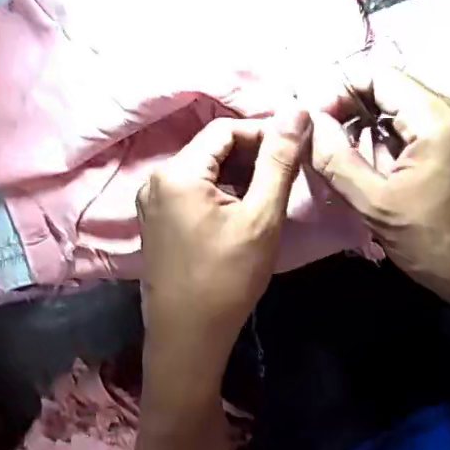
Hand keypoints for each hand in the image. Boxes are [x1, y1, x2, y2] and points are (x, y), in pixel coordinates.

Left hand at [136, 111, 310, 391]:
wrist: (188, 338)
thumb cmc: (229, 278)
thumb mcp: (262, 216)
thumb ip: (279, 161)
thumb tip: (297, 110)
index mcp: (177, 173)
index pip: (226, 129)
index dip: (264, 133)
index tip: (296, 149)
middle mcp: (156, 179)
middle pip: (212, 147)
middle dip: (254, 153)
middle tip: (289, 172)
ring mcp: (152, 201)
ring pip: (205, 168)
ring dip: (240, 172)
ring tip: (272, 191)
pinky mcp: (157, 220)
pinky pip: (194, 189)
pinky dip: (223, 190)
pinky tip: (246, 209)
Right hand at [308, 67, 449, 324]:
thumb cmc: (441, 245)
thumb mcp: (378, 205)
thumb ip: (337, 160)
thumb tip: (310, 123)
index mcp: (439, 117)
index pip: (378, 76)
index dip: (340, 93)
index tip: (315, 124)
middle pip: (391, 92)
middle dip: (353, 116)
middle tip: (325, 150)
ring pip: (404, 114)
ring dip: (372, 134)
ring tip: (347, 167)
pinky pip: (420, 133)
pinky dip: (393, 147)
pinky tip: (376, 176)